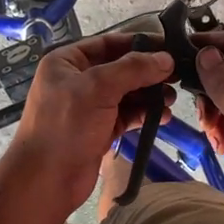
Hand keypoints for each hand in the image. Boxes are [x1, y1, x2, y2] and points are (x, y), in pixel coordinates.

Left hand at [2, 33, 175, 214]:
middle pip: (119, 68)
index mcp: (67, 62)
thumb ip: (133, 69)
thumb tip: (166, 58)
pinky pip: (126, 115)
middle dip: (147, 72)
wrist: (46, 180)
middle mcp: (77, 80)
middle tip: (177, 74)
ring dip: (149, 94)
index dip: (138, 43)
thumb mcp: (98, 88)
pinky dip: (143, 114)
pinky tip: (163, 116)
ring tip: (172, 98)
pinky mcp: (99, 130)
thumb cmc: (66, 125)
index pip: (107, 43)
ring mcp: (88, 107)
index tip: (168, 45)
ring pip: (125, 93)